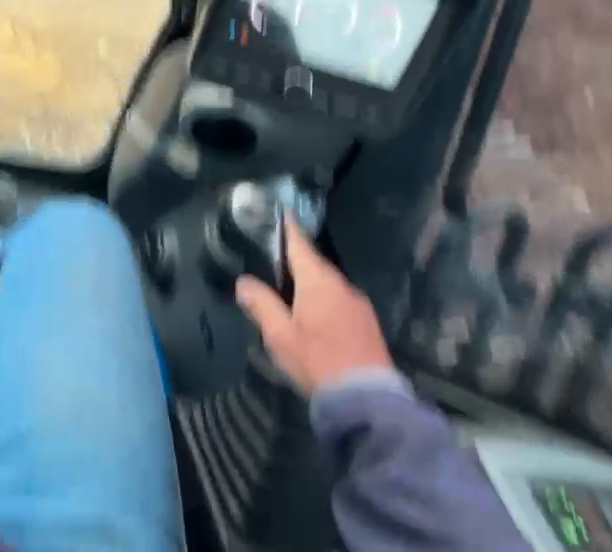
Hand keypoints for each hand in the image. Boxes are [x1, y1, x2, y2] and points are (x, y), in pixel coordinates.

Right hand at [236, 215, 393, 394]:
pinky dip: (321, 297)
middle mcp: (343, 287)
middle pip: (314, 264)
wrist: (367, 400)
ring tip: (285, 285)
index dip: (287, 228)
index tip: (279, 211)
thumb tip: (244, 282)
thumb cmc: (317, 359)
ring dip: (307, 281)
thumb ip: (260, 303)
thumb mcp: (278, 334)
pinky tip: (309, 311)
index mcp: (319, 283)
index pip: (300, 245)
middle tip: (269, 254)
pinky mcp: (367, 324)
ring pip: (327, 283)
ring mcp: (359, 306)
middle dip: (293, 258)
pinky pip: (338, 299)